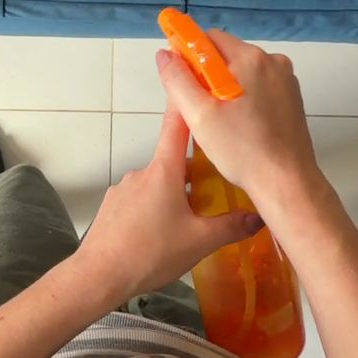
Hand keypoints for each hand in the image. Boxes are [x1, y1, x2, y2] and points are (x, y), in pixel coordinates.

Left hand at [72, 108, 263, 301]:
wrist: (99, 275)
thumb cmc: (151, 252)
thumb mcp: (199, 241)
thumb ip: (231, 227)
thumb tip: (259, 218)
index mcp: (163, 171)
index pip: (177, 126)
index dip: (186, 104)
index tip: (191, 81)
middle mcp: (141, 173)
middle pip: (173, 165)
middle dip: (192, 179)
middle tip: (214, 199)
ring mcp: (123, 190)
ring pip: (157, 188)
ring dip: (173, 200)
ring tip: (186, 229)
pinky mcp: (111, 209)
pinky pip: (140, 204)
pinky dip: (153, 214)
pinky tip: (159, 239)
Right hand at [155, 31, 323, 212]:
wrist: (285, 180)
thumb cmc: (240, 149)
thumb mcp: (198, 115)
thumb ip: (177, 80)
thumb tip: (164, 54)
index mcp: (250, 58)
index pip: (209, 39)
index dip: (189, 56)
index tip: (181, 82)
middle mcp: (273, 61)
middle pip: (227, 55)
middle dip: (208, 76)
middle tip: (200, 110)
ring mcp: (287, 79)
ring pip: (243, 72)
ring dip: (226, 88)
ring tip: (221, 122)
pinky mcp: (293, 98)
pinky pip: (259, 87)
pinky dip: (245, 98)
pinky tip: (241, 125)